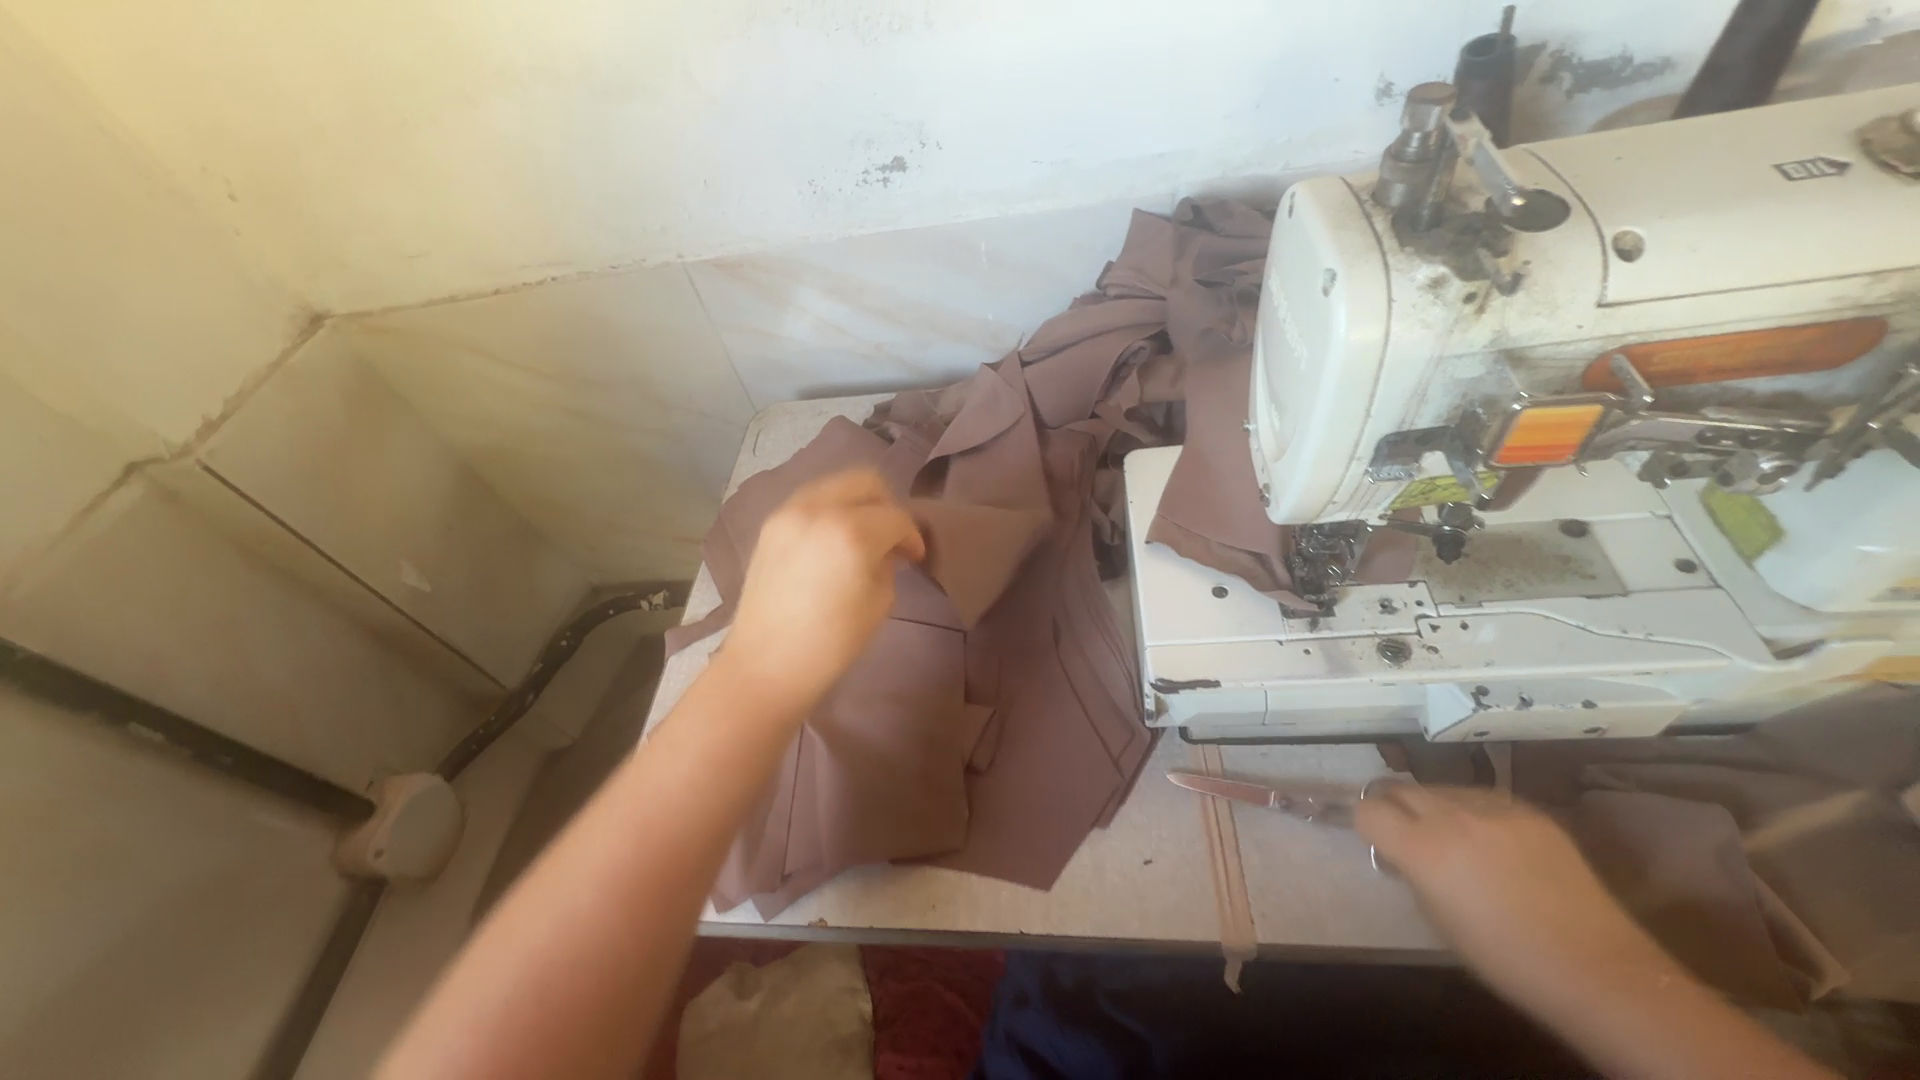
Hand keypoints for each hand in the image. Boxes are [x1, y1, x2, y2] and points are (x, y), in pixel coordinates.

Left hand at [719, 468, 925, 710]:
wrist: (766, 664)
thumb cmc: (831, 643)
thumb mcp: (880, 602)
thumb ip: (887, 564)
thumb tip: (886, 549)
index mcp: (851, 531)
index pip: (896, 517)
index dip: (912, 537)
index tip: (914, 558)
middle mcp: (818, 509)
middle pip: (865, 482)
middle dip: (886, 506)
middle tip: (891, 538)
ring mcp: (788, 513)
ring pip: (835, 485)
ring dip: (856, 504)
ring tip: (861, 538)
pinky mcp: (770, 525)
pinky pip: (810, 502)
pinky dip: (829, 511)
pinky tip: (833, 543)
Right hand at [1356, 785, 1676, 1006]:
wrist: (1594, 967)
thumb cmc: (1504, 958)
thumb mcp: (1438, 919)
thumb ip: (1412, 874)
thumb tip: (1403, 854)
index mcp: (1423, 848)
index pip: (1369, 810)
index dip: (1365, 823)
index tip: (1375, 840)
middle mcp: (1453, 816)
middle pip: (1402, 789)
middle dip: (1394, 806)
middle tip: (1403, 832)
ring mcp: (1496, 808)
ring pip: (1442, 789)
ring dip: (1434, 806)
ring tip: (1450, 836)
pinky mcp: (1531, 811)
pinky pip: (1483, 797)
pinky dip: (1473, 811)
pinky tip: (1490, 840)